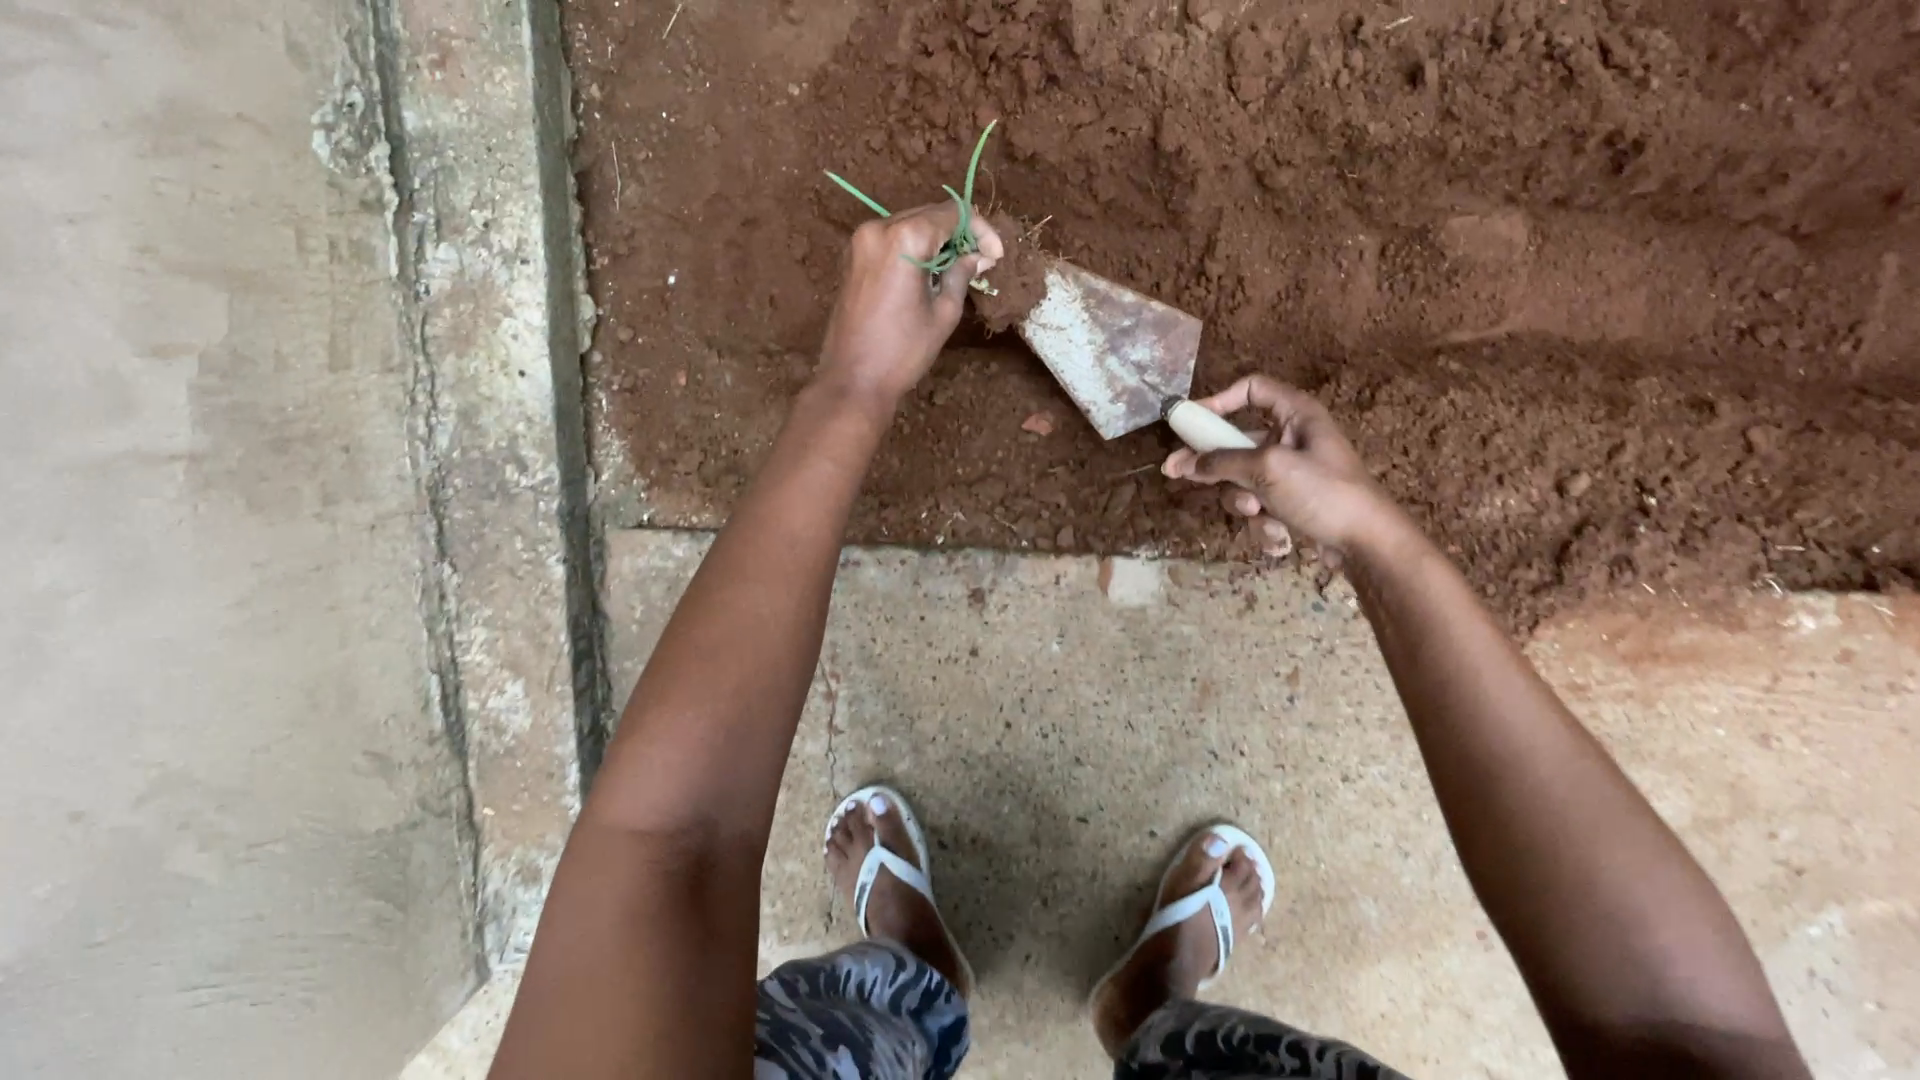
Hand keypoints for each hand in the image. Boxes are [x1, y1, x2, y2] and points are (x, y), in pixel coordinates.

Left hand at [815, 202, 1003, 407]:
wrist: (853, 380)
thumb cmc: (903, 352)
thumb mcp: (943, 313)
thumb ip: (961, 274)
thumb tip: (978, 255)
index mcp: (904, 238)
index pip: (952, 214)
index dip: (981, 230)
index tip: (996, 255)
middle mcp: (879, 228)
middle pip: (929, 215)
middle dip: (959, 233)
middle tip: (982, 259)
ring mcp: (860, 242)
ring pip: (910, 225)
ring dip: (937, 240)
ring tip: (959, 267)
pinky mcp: (852, 258)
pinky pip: (892, 240)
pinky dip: (914, 248)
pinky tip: (930, 271)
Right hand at [1162, 376, 1401, 562]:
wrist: (1367, 544)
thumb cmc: (1324, 493)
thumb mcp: (1268, 469)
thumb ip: (1222, 461)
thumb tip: (1184, 462)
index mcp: (1297, 415)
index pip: (1252, 389)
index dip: (1220, 400)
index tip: (1192, 421)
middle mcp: (1293, 438)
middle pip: (1237, 441)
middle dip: (1217, 466)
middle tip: (1176, 473)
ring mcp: (1292, 474)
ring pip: (1243, 479)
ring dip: (1245, 500)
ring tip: (1259, 512)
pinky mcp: (1292, 504)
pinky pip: (1260, 505)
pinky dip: (1264, 522)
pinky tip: (1280, 535)